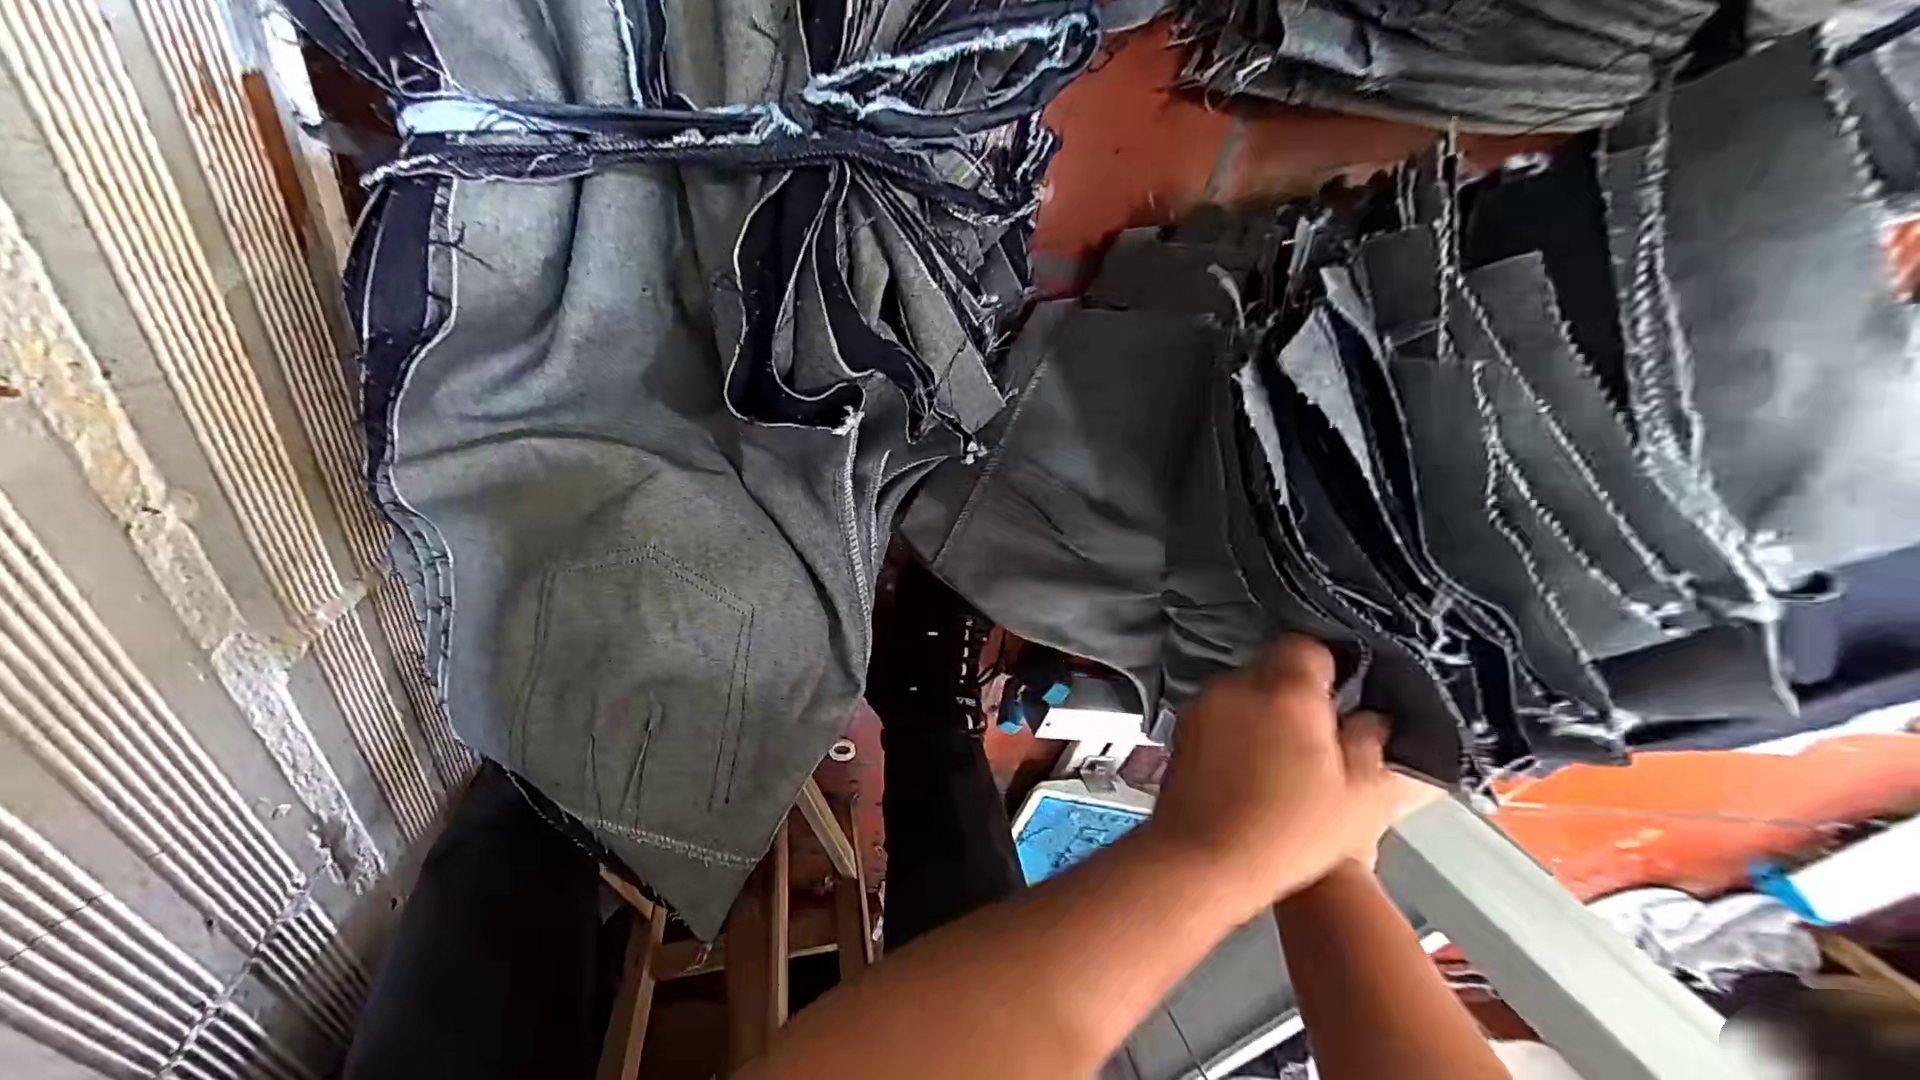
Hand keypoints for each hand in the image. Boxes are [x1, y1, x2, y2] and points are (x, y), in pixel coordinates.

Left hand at [1146, 635, 1440, 914]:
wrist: (1202, 857)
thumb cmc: (1285, 832)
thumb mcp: (1360, 797)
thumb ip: (1374, 743)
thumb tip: (1374, 717)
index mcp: (1285, 692)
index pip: (1310, 646)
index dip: (1333, 665)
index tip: (1345, 694)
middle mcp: (1237, 685)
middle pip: (1276, 666)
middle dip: (1300, 692)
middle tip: (1320, 735)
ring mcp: (1204, 703)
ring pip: (1247, 689)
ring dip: (1267, 709)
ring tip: (1283, 758)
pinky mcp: (1183, 725)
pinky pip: (1221, 710)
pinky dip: (1238, 725)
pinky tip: (1250, 765)